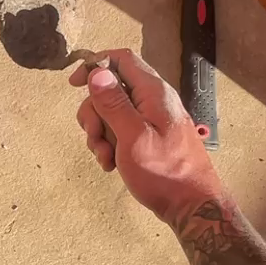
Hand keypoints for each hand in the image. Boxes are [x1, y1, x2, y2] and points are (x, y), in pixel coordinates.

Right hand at [70, 49, 223, 221]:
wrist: (191, 206)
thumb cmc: (164, 172)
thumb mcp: (132, 136)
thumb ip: (114, 103)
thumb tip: (96, 71)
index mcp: (153, 92)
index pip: (121, 59)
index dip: (95, 65)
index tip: (74, 84)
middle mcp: (153, 100)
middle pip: (110, 88)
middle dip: (94, 112)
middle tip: (94, 136)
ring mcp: (150, 119)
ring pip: (110, 112)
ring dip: (99, 133)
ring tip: (105, 157)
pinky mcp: (147, 136)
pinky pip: (119, 130)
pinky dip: (109, 144)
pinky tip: (112, 163)